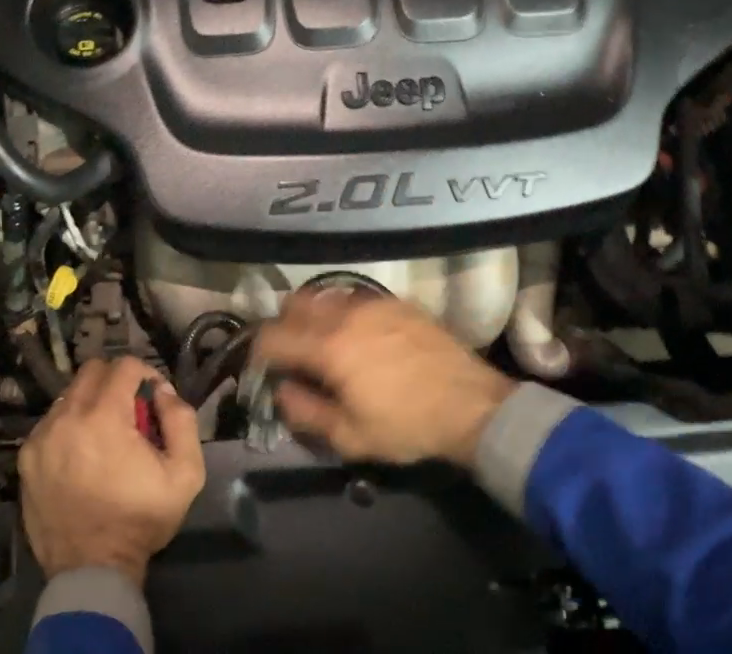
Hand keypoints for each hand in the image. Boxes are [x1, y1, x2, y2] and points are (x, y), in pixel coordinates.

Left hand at [20, 357, 205, 585]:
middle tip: (130, 410)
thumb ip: (181, 420)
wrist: (91, 569)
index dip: (145, 373)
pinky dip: (69, 425)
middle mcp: (66, 417)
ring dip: (90, 402)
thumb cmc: (140, 520)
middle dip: (116, 380)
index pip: (124, 365)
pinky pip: (50, 422)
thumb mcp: (185, 474)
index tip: (154, 396)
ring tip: (105, 434)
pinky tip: (81, 454)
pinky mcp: (26, 458)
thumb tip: (163, 391)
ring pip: (69, 395)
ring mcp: (41, 437)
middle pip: (91, 370)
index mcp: (104, 417)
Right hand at [252, 293, 516, 466]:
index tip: (261, 367)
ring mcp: (373, 304)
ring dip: (312, 315)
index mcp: (328, 348)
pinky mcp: (397, 303)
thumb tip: (281, 391)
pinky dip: (344, 311)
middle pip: (294, 304)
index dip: (258, 351)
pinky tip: (357, 335)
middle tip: (289, 352)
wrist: (473, 407)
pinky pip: (355, 297)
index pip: (273, 337)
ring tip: (321, 341)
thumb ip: (306, 412)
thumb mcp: (351, 437)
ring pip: (325, 296)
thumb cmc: (408, 426)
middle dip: (283, 325)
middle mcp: (345, 315)